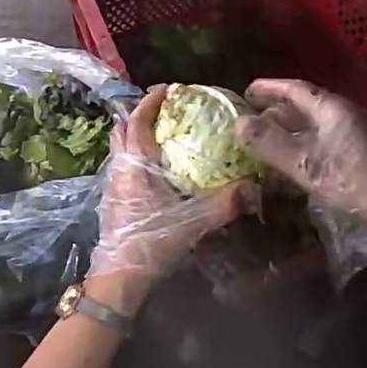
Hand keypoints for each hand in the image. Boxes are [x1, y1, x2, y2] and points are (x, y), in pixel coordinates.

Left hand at [88, 86, 246, 313]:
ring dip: (137, 134)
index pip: (137, 122)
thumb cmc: (151, 244)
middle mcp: (119, 169)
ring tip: (163, 133)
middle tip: (166, 109)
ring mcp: (113, 185)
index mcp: (135, 166)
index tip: (167, 89)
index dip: (150, 102)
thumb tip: (253, 186)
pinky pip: (122, 164)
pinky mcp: (113, 200)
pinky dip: (136, 153)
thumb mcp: (192, 223)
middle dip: (141, 114)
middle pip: (123, 130)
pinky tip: (156, 168)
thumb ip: (223, 204)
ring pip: (120, 147)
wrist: (119, 278)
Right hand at [238, 79, 366, 242]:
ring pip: (316, 121)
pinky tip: (297, 155)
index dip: (269, 88)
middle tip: (252, 115)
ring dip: (291, 125)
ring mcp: (357, 131)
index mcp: (332, 108)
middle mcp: (345, 112)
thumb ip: (270, 144)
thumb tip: (239, 124)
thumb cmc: (352, 180)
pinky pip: (325, 135)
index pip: (295, 89)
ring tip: (269, 135)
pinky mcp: (363, 150)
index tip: (247, 91)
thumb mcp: (305, 164)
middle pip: (305, 104)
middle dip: (277, 108)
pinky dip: (304, 139)